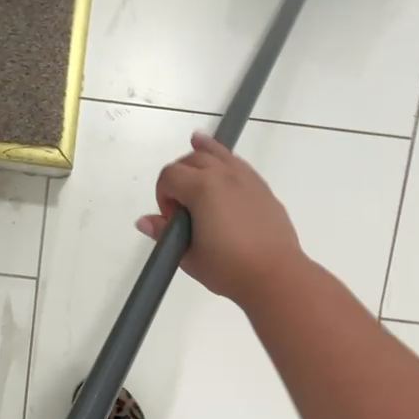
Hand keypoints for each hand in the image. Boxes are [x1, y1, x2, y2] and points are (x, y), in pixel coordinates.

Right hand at [137, 133, 306, 305]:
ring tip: (194, 144)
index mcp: (202, 189)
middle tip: (182, 208)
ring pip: (217, 153)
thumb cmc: (228, 268)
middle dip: (179, 177)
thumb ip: (164, 233)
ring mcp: (246, 178)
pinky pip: (237, 163)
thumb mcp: (189, 256)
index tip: (172, 220)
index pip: (169, 176)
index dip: (163, 195)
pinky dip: (224, 158)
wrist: (275, 274)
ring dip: (202, 152)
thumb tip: (143, 221)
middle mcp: (223, 175)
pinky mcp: (261, 187)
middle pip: (191, 160)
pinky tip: (221, 162)